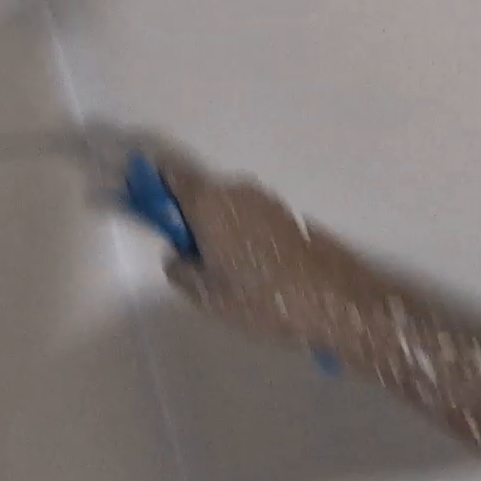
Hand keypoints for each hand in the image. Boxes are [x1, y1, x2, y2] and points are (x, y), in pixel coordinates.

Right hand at [135, 134, 391, 347]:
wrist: (341, 304)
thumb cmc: (265, 298)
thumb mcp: (207, 296)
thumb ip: (180, 270)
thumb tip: (179, 256)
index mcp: (208, 203)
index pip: (168, 177)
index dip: (149, 185)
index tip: (138, 200)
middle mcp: (234, 191)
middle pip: (198, 194)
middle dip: (187, 218)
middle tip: (190, 257)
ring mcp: (264, 201)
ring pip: (225, 208)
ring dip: (217, 229)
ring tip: (230, 274)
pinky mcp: (287, 217)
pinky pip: (249, 219)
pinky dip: (242, 236)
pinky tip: (256, 273)